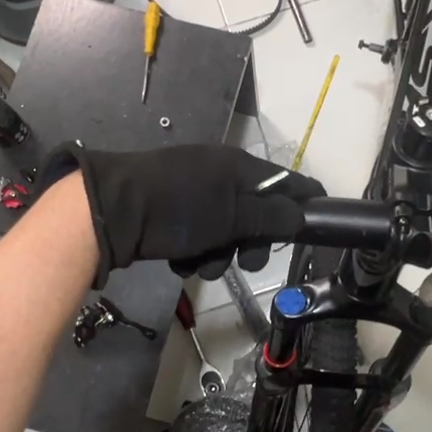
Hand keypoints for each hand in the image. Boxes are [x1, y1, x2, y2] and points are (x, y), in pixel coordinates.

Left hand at [42, 144, 324, 283]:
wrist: (111, 211)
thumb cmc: (179, 209)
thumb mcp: (233, 216)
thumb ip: (271, 217)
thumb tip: (302, 213)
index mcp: (238, 166)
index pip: (285, 181)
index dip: (305, 201)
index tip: (320, 221)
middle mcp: (217, 173)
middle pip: (254, 212)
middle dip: (250, 243)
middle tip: (245, 262)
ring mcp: (191, 190)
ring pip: (223, 230)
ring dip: (217, 253)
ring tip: (199, 264)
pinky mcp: (167, 210)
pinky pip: (196, 234)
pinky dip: (193, 251)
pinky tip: (179, 261)